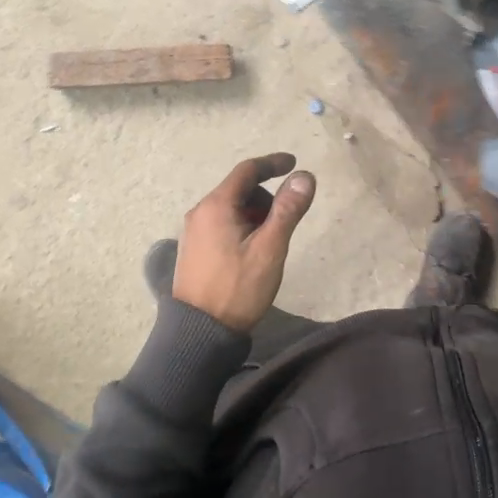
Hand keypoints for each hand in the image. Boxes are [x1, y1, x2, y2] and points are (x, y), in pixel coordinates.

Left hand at [172, 153, 316, 331]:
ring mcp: (193, 233)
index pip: (247, 170)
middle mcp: (199, 213)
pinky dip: (242, 226)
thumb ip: (287, 209)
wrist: (198, 335)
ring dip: (254, 214)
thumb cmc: (237, 288)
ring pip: (231, 208)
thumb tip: (304, 176)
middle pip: (239, 189)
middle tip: (284, 222)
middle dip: (266, 197)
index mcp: (215, 206)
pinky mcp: (193, 251)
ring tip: (269, 243)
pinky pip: (222, 224)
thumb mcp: (270, 248)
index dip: (272, 163)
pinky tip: (251, 252)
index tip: (294, 163)